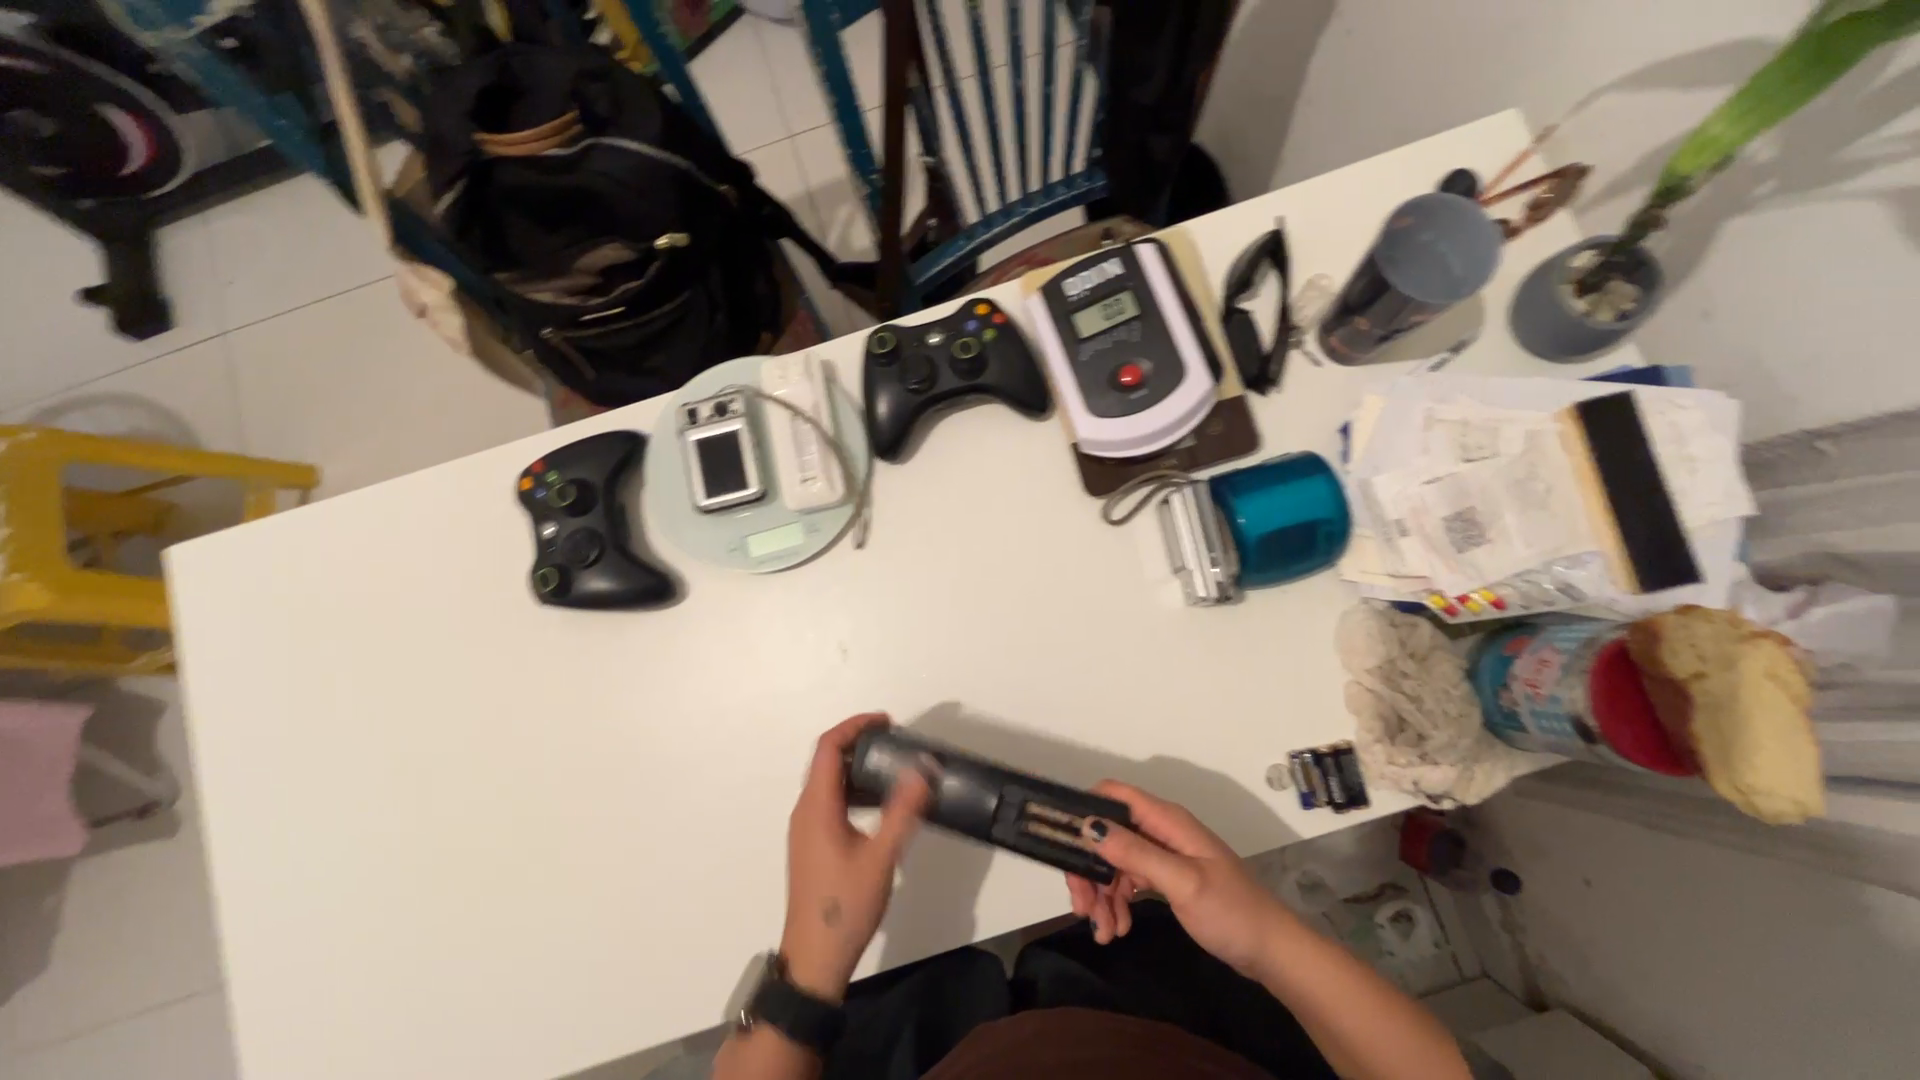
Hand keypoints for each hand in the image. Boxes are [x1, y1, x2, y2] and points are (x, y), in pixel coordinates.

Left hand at [779, 714, 933, 1001]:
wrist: (815, 957)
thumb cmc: (846, 904)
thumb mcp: (882, 856)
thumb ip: (903, 810)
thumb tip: (922, 768)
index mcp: (816, 806)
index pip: (828, 748)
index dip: (854, 726)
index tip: (886, 721)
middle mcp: (805, 812)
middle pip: (826, 761)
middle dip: (858, 743)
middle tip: (895, 742)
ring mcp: (806, 830)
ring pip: (828, 784)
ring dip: (857, 769)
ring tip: (893, 769)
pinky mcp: (812, 846)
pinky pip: (830, 803)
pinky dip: (853, 791)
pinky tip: (880, 807)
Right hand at [1065, 781, 1294, 979]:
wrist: (1271, 951)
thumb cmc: (1232, 912)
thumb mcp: (1182, 883)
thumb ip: (1135, 853)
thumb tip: (1089, 825)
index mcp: (1166, 820)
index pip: (1113, 795)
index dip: (1084, 810)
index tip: (1061, 842)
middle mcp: (1160, 831)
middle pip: (1107, 835)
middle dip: (1089, 869)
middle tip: (1082, 907)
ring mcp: (1163, 855)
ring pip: (1114, 862)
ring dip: (1101, 894)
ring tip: (1104, 932)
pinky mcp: (1165, 879)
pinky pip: (1128, 882)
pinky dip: (1117, 904)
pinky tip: (1118, 929)